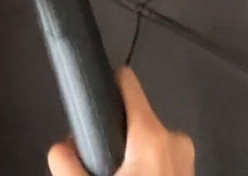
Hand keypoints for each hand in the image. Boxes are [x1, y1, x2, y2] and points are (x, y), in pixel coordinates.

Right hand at [47, 68, 193, 175]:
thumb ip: (66, 163)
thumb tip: (60, 148)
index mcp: (151, 135)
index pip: (126, 81)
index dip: (104, 88)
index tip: (91, 104)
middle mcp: (175, 141)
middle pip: (132, 119)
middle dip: (114, 140)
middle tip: (100, 168)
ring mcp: (187, 162)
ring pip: (146, 144)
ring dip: (130, 161)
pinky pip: (160, 163)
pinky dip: (145, 173)